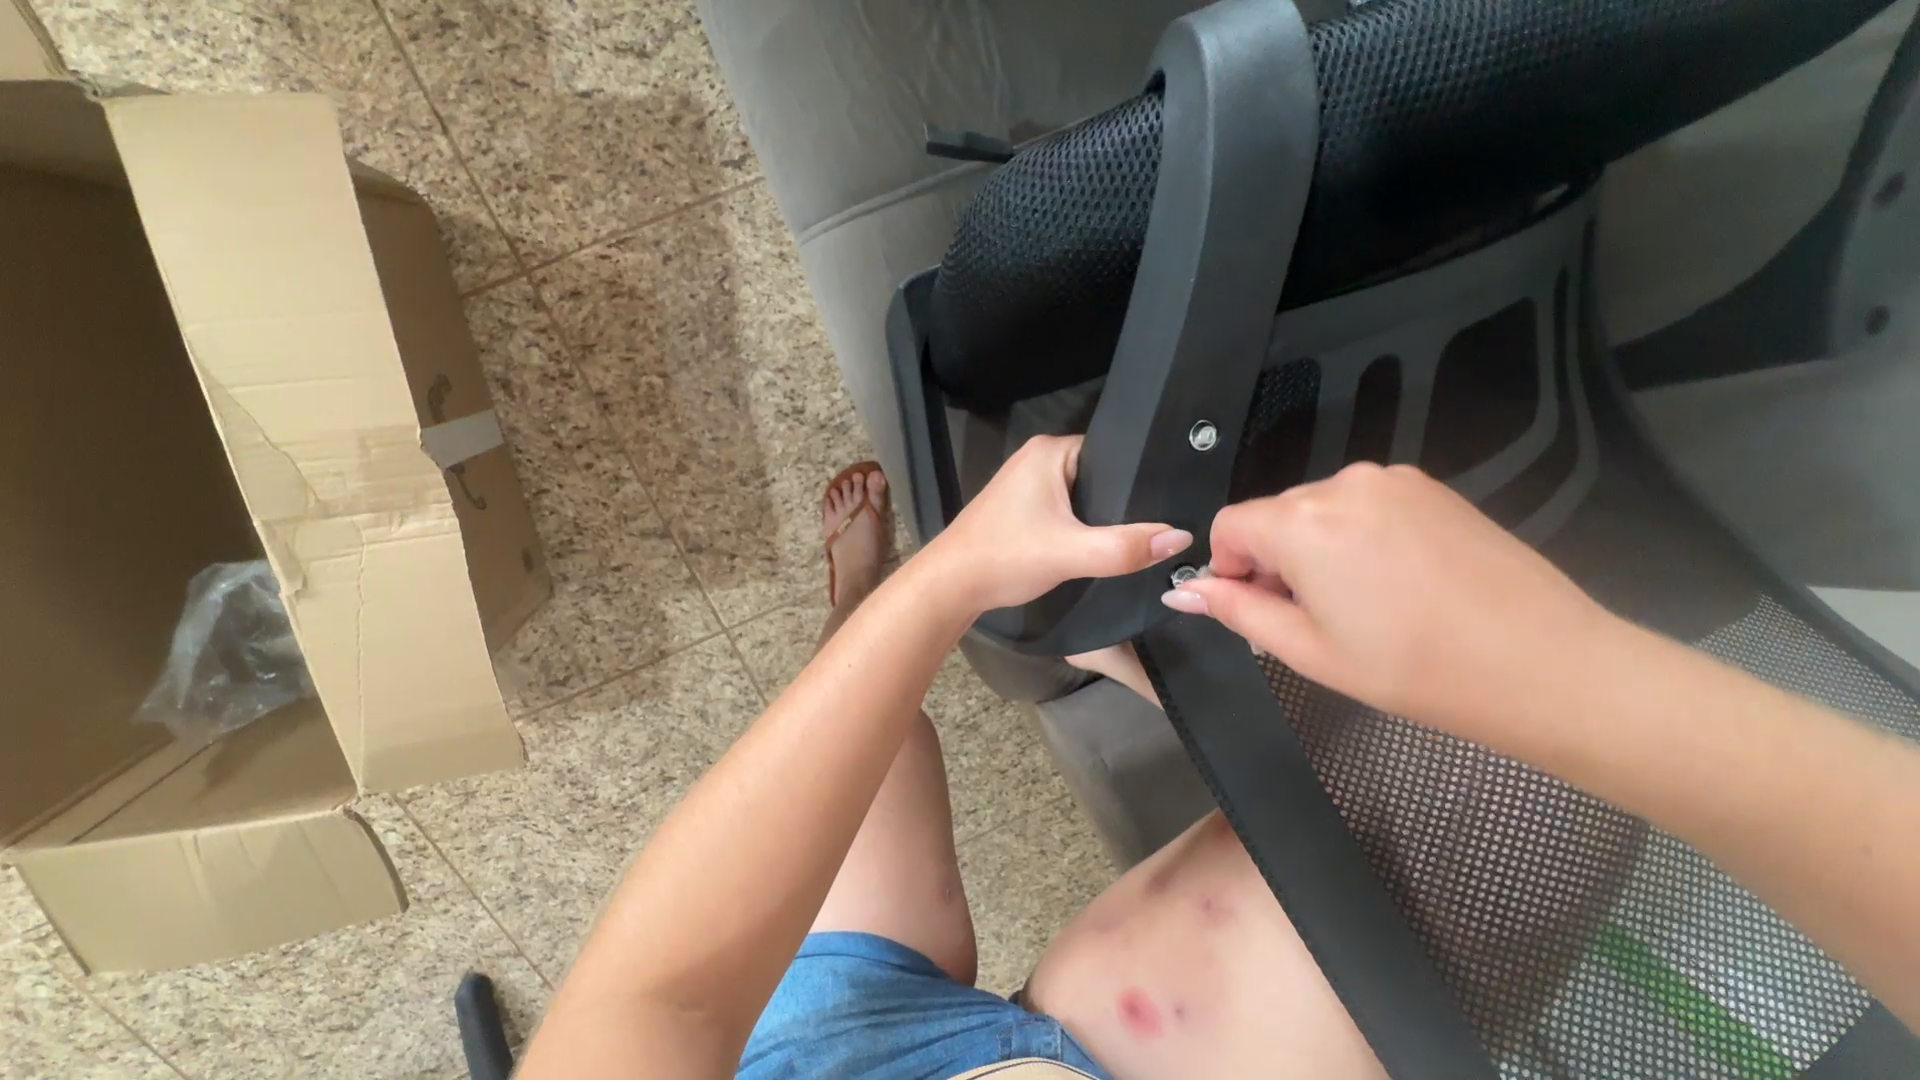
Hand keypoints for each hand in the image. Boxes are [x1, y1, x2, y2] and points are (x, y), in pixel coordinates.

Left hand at [928, 435, 1191, 613]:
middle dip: (1126, 499)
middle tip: (1165, 521)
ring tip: (1143, 534)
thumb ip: (1125, 546)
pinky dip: (1083, 526)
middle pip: (1100, 474)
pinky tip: (1104, 543)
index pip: (1113, 450)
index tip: (1174, 498)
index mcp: (1050, 450)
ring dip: (1104, 516)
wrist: (950, 586)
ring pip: (1084, 496)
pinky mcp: (1023, 510)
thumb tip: (1180, 537)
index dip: (1141, 475)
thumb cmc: (1005, 557)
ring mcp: (1027, 484)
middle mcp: (1039, 459)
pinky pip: (1067, 510)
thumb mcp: (1072, 553)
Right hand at [1163, 463, 1612, 745]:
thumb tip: (1183, 590)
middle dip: (1274, 559)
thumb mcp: (1309, 651)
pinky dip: (1358, 536)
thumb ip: (1237, 611)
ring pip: (1319, 510)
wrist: (1544, 664)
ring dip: (1316, 548)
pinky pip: (1364, 504)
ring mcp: (1393, 480)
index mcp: (1304, 524)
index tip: (1261, 609)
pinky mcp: (1431, 488)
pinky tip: (1396, 582)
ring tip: (1362, 603)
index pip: (1229, 524)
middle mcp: (1343, 485)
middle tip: (1314, 618)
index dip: (1230, 568)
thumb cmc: (1414, 670)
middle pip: (1274, 514)